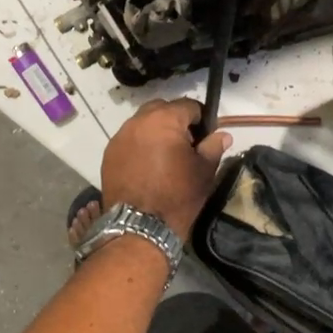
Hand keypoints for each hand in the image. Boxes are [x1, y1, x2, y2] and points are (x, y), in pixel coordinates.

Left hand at [100, 99, 232, 236]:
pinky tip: (147, 166)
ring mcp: (120, 137)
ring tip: (165, 156)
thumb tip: (223, 135)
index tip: (206, 136)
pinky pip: (129, 140)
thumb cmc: (177, 196)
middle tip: (186, 144)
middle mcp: (138, 121)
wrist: (139, 227)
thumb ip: (213, 147)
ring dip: (156, 132)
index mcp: (165, 120)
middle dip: (176, 120)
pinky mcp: (109, 154)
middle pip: (162, 109)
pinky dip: (140, 146)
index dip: (201, 119)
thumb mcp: (203, 171)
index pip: (188, 105)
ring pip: (143, 123)